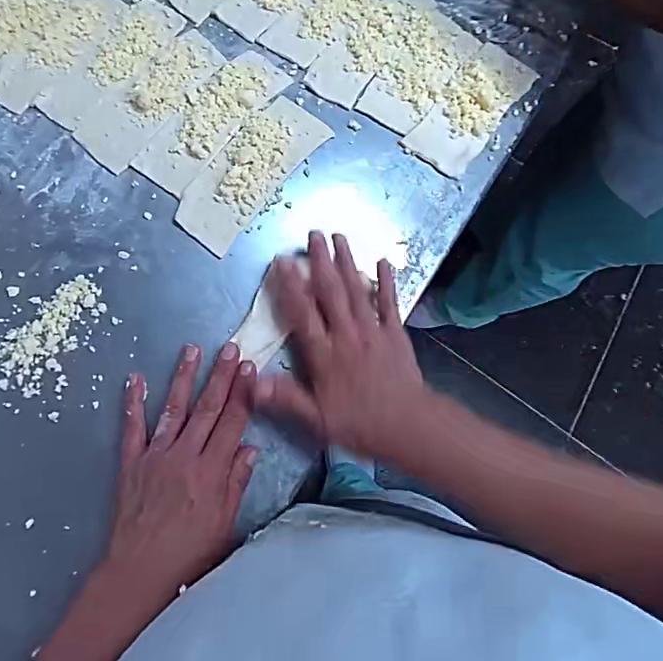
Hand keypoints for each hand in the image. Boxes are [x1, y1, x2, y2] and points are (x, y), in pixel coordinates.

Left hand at [100, 343, 257, 597]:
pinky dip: (134, 401)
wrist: (141, 570)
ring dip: (183, 377)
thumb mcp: (223, 524)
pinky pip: (133, 425)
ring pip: (173, 408)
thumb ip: (235, 483)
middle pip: (206, 409)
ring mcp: (156, 454)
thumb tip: (249, 447)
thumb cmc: (190, 553)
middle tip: (230, 348)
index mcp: (210, 472)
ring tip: (192, 349)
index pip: (231, 423)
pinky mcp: (131, 459)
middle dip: (220, 376)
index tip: (249, 368)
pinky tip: (136, 377)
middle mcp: (184, 455)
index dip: (242, 394)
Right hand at [256, 232, 431, 461]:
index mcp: (325, 354)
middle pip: (331, 292)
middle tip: (312, 234)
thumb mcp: (318, 419)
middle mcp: (347, 335)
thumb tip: (250, 382)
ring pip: (356, 290)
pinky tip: (383, 261)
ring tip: (338, 236)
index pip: (303, 313)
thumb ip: (285, 398)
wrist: (412, 429)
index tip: (282, 261)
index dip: (291, 286)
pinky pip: (389, 304)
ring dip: (347, 262)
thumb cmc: (361, 424)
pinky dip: (386, 282)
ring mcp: (373, 331)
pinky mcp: (395, 334)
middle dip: (320, 261)